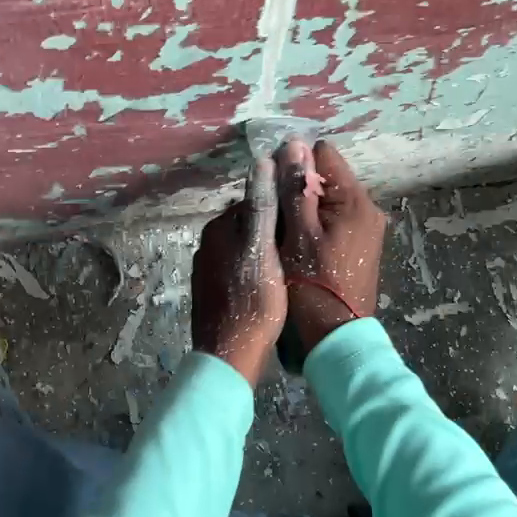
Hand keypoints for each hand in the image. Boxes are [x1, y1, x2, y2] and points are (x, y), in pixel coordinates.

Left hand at [191, 158, 285, 386]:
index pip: (256, 204)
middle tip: (305, 247)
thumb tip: (263, 160)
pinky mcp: (214, 293)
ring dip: (269, 253)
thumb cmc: (253, 301)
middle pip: (251, 227)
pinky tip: (275, 288)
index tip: (308, 219)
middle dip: (276, 231)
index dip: (283, 208)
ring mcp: (209, 271)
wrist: (229, 356)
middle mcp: (208, 245)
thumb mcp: (263, 249)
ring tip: (294, 269)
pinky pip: (242, 272)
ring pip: (247, 251)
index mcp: (219, 229)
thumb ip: (263, 206)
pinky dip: (258, 273)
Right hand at [275, 140, 386, 362]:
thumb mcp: (296, 234)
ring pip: (326, 198)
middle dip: (297, 188)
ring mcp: (365, 228)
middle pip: (325, 176)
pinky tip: (296, 244)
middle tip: (275, 216)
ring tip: (283, 233)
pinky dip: (311, 224)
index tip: (274, 190)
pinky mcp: (359, 244)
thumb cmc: (312, 285)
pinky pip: (331, 218)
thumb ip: (295, 188)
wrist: (335, 337)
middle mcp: (367, 209)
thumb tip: (293, 145)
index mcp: (354, 201)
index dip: (293, 165)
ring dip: (302, 207)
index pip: (323, 155)